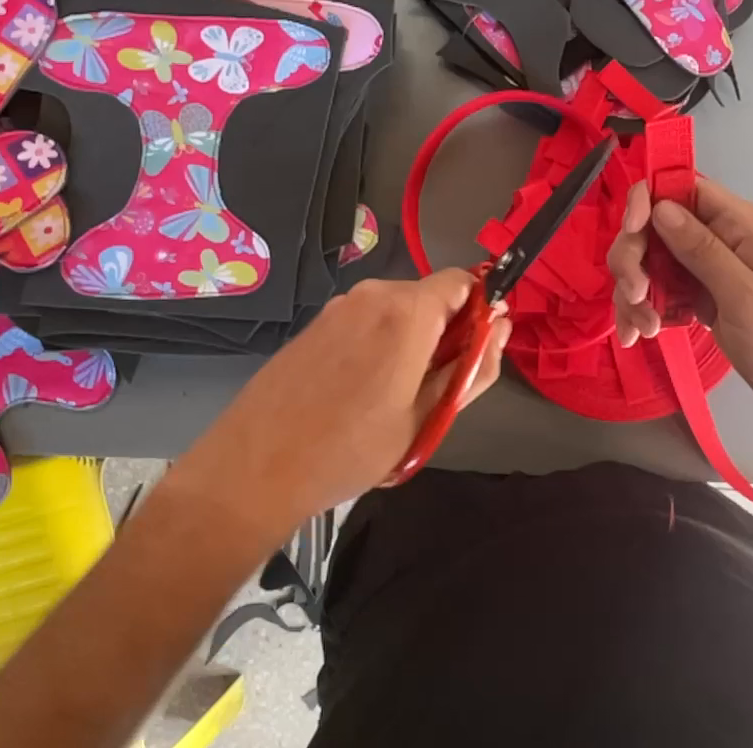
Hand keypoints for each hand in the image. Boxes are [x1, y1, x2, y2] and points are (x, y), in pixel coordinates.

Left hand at [169, 269, 510, 537]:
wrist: (252, 471)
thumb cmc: (351, 449)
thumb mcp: (428, 416)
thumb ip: (472, 366)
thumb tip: (499, 327)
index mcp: (408, 311)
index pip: (464, 281)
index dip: (479, 312)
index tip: (474, 354)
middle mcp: (374, 295)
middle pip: (432, 298)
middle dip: (446, 332)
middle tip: (437, 389)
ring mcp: (340, 307)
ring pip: (400, 312)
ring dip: (413, 342)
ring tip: (394, 399)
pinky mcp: (316, 325)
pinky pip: (367, 322)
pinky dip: (380, 346)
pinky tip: (360, 393)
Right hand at [607, 178, 752, 420]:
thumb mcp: (746, 298)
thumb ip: (703, 251)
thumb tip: (661, 208)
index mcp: (742, 226)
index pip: (684, 188)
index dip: (648, 202)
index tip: (632, 234)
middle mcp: (724, 239)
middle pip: (658, 226)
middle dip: (635, 257)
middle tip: (635, 295)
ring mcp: (711, 270)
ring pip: (653, 261)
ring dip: (636, 290)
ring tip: (643, 328)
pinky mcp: (702, 298)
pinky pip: (661, 291)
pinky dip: (644, 309)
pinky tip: (639, 335)